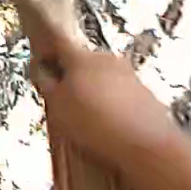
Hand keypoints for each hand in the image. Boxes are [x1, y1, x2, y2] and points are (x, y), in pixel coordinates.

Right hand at [31, 43, 188, 166]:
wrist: (149, 148)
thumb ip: (46, 84)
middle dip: (73, 76)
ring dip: (94, 90)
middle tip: (66, 100)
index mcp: (80, 57)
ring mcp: (129, 74)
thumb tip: (42, 71)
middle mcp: (106, 58)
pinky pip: (122, 93)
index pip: (58, 41)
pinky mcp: (146, 93)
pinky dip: (115, 104)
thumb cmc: (95, 125)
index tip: (41, 61)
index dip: (47, 49)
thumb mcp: (58, 108)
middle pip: (82, 61)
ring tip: (91, 119)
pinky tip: (113, 127)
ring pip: (103, 77)